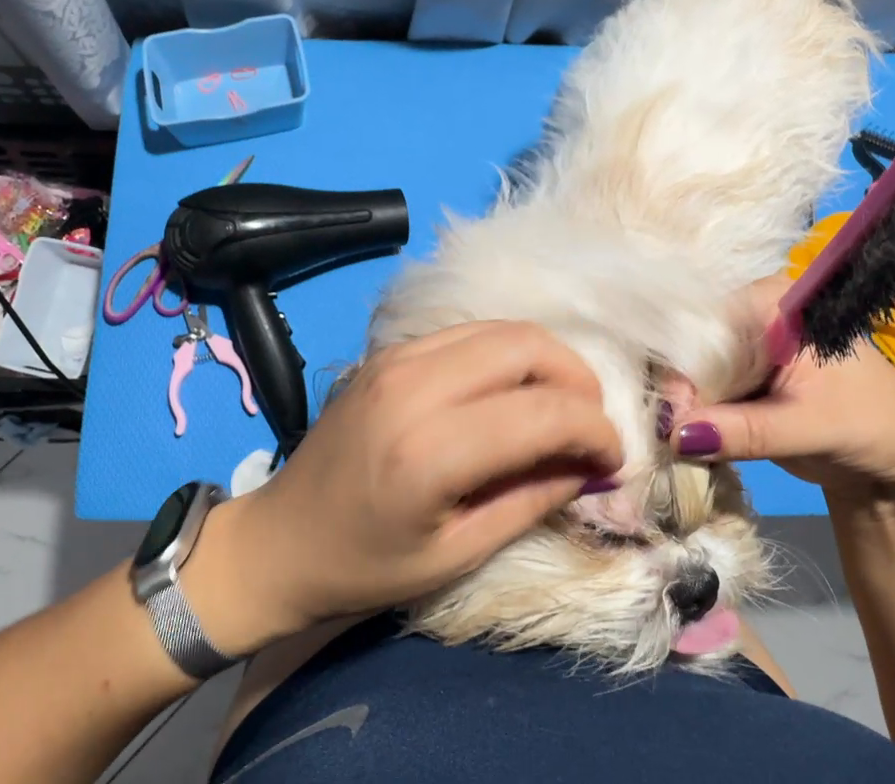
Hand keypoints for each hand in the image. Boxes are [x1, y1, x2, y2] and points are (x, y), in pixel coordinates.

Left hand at [187, 321, 623, 655]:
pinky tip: (513, 394)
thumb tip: (593, 464)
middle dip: (578, 381)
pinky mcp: (388, 351)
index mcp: (430, 449)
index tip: (614, 459)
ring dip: (547, 361)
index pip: (543, 411)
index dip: (596, 430)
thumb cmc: (365, 564)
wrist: (280, 539)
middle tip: (591, 428)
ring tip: (561, 409)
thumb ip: (532, 499)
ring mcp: (397, 358)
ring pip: (502, 328)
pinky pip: (469, 332)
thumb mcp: (458, 552)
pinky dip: (507, 354)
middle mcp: (414, 385)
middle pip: (528, 346)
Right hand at [670, 279, 894, 504]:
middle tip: (671, 438)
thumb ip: (747, 431)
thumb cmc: (874, 430)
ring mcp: (740, 349)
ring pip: (686, 373)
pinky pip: (696, 394)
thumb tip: (675, 435)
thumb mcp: (813, 429)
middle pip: (688, 347)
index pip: (706, 323)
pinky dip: (690, 420)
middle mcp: (749, 315)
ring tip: (676, 444)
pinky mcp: (734, 380)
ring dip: (679, 410)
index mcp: (775, 303)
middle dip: (677, 393)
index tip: (673, 417)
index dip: (683, 368)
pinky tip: (685, 442)